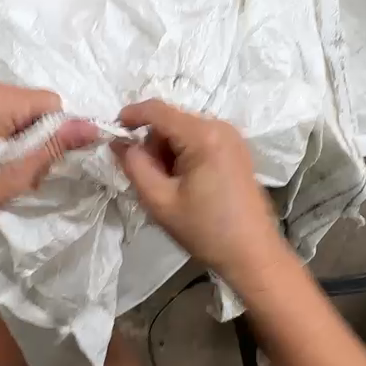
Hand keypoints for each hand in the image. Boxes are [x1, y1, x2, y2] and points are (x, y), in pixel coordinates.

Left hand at [0, 78, 95, 248]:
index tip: (38, 166)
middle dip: (35, 140)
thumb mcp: (14, 171)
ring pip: (12, 115)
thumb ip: (55, 144)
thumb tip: (95, 126)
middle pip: (31, 107)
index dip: (55, 135)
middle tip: (16, 175)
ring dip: (16, 143)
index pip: (51, 104)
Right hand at [114, 100, 291, 286]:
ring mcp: (232, 136)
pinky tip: (186, 184)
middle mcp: (220, 126)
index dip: (130, 116)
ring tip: (171, 187)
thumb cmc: (206, 230)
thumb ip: (134, 165)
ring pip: (183, 131)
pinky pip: (199, 139)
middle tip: (150, 180)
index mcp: (203, 135)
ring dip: (168, 152)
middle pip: (170, 121)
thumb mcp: (160, 201)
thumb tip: (118, 142)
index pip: (157, 110)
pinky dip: (184, 155)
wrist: (253, 254)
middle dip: (152, 145)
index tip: (111, 133)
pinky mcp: (236, 149)